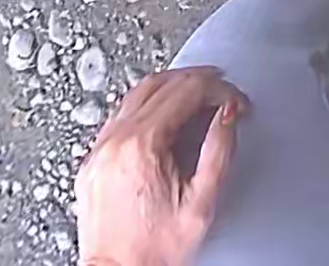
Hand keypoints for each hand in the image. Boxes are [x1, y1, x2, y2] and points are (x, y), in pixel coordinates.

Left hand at [75, 67, 247, 265]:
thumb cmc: (154, 253)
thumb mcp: (201, 205)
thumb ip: (219, 152)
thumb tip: (228, 114)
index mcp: (142, 145)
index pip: (187, 91)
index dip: (218, 89)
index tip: (234, 101)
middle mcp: (117, 139)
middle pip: (164, 83)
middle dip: (200, 80)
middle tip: (222, 88)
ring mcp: (101, 146)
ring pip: (140, 90)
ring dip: (173, 83)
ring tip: (198, 89)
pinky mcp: (94, 157)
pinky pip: (122, 110)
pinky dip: (148, 100)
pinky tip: (164, 108)